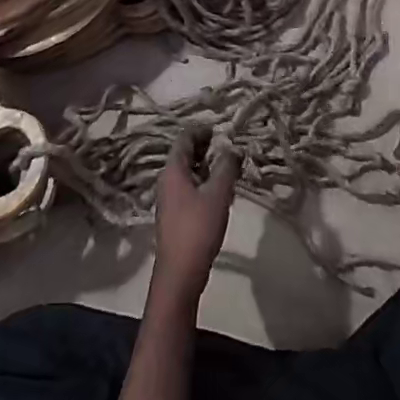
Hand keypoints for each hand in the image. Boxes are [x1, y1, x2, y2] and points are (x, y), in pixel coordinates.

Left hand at [152, 128, 237, 293]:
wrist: (180, 271)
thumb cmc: (198, 228)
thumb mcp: (218, 194)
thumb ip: (227, 167)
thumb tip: (233, 147)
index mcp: (172, 171)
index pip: (183, 139)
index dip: (200, 130)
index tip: (219, 127)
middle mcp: (166, 181)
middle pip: (183, 155)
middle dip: (205, 147)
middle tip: (227, 144)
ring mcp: (169, 199)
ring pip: (187, 173)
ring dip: (206, 165)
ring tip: (228, 165)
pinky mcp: (175, 215)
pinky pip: (189, 188)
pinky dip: (203, 181)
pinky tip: (220, 190)